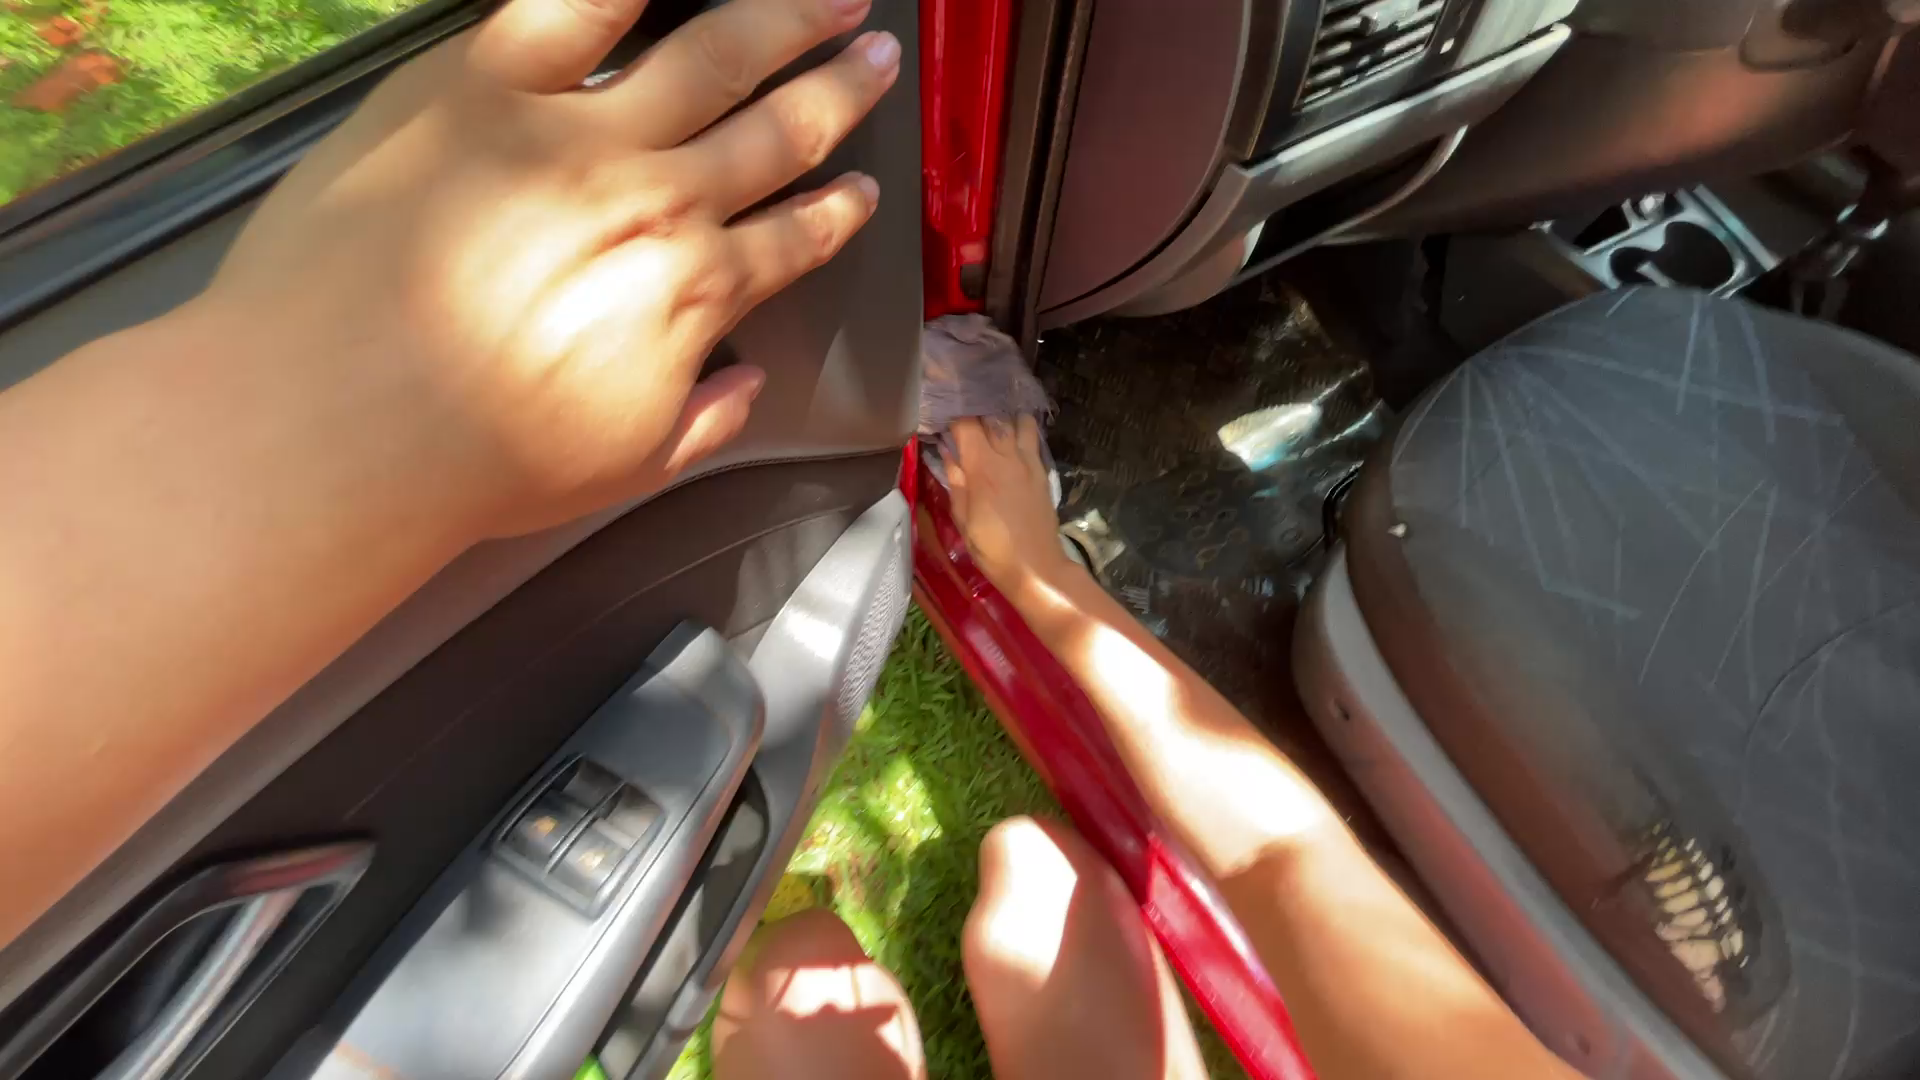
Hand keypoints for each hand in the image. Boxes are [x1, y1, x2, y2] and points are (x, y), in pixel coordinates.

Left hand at [195, 0, 898, 536]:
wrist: (335, 423)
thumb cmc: (494, 461)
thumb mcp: (638, 465)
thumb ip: (714, 419)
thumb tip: (751, 382)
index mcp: (698, 294)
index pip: (798, 239)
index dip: (840, 212)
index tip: (866, 189)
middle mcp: (659, 202)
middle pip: (777, 133)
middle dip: (840, 92)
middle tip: (880, 57)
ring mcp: (572, 136)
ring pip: (708, 55)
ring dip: (782, 20)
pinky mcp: (475, 86)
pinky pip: (566, 5)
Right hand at [947, 417, 1080, 605]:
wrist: (1035, 567)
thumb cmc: (992, 548)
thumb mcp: (962, 518)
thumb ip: (955, 480)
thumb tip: (947, 453)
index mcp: (982, 467)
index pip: (965, 423)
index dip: (952, 416)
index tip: (941, 417)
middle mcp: (1007, 455)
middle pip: (991, 416)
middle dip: (974, 411)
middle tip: (962, 415)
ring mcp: (1029, 461)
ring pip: (1017, 420)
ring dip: (1002, 416)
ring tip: (988, 423)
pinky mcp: (1042, 470)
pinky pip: (1032, 437)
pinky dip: (1020, 428)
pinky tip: (1009, 436)